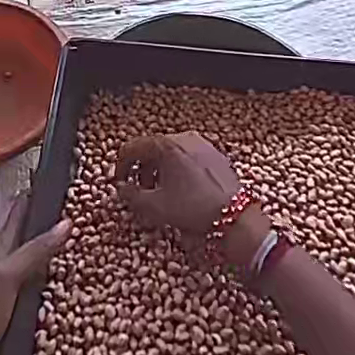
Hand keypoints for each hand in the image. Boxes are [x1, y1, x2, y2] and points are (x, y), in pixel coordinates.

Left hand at [0, 190, 70, 354]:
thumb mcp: (8, 276)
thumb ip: (35, 251)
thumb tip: (67, 222)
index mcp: (1, 255)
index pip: (16, 220)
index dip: (28, 201)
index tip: (43, 180)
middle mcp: (8, 270)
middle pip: (29, 241)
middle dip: (48, 226)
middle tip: (73, 211)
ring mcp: (14, 293)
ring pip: (38, 267)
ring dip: (56, 256)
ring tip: (81, 245)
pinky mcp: (22, 315)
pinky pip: (45, 292)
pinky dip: (59, 285)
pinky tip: (73, 288)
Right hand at [115, 132, 240, 235]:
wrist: (236, 215)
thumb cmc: (195, 208)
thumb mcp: (155, 206)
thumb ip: (131, 195)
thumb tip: (121, 188)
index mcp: (166, 145)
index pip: (132, 148)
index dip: (120, 166)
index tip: (119, 182)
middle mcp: (184, 138)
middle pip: (151, 148)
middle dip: (141, 169)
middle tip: (139, 190)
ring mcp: (202, 145)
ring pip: (170, 152)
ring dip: (158, 169)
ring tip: (159, 191)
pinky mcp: (215, 154)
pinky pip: (187, 156)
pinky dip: (177, 168)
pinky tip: (180, 189)